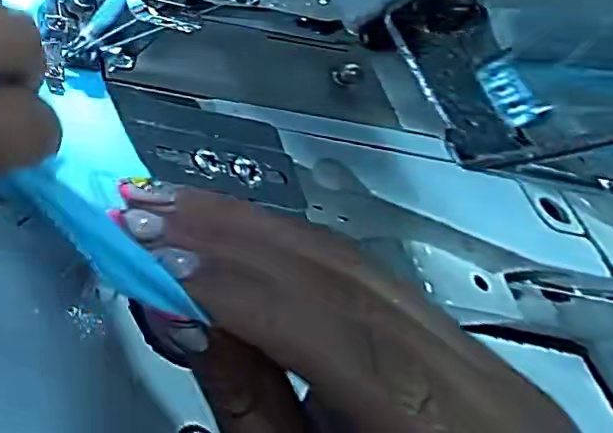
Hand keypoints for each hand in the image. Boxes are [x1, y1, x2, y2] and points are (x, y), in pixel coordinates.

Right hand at [118, 186, 576, 432]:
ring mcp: (458, 337)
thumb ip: (241, 392)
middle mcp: (474, 371)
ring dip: (234, 221)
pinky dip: (268, 234)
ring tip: (160, 202)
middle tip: (138, 211)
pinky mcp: (428, 318)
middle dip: (221, 234)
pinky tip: (216, 219)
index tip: (153, 256)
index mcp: (454, 427)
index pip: (332, 327)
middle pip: (331, 269)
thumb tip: (171, 304)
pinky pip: (341, 259)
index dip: (235, 286)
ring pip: (333, 249)